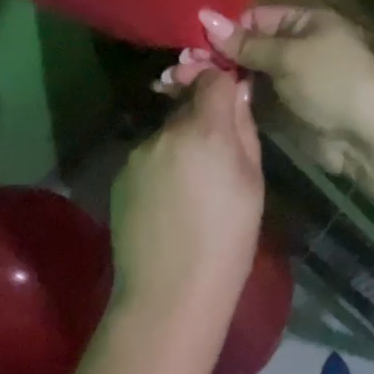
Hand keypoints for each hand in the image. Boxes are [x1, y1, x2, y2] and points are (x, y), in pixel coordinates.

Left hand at [110, 68, 263, 313]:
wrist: (169, 295)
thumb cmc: (227, 241)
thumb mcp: (252, 183)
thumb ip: (244, 129)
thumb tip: (239, 92)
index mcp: (205, 129)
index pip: (213, 77)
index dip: (225, 85)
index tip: (234, 105)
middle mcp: (166, 131)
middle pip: (188, 104)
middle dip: (204, 120)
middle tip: (218, 158)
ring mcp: (138, 153)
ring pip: (167, 133)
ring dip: (181, 146)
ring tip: (193, 189)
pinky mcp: (120, 175)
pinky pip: (149, 157)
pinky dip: (161, 168)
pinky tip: (169, 204)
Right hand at [177, 6, 373, 174]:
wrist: (367, 137)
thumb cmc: (333, 82)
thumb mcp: (290, 56)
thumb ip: (247, 43)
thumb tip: (205, 17)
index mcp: (305, 22)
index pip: (255, 18)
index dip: (225, 30)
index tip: (191, 42)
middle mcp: (295, 47)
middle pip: (247, 47)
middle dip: (215, 56)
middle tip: (178, 68)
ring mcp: (289, 81)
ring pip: (245, 74)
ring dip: (217, 78)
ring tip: (177, 84)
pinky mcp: (283, 110)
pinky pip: (251, 98)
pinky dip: (229, 98)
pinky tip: (199, 101)